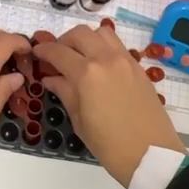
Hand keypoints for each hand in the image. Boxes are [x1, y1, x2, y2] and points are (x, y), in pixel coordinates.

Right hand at [33, 25, 183, 185]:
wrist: (151, 156)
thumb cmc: (110, 145)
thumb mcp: (80, 121)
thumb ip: (65, 93)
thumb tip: (51, 78)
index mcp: (87, 74)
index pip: (59, 52)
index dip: (44, 51)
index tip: (36, 53)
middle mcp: (106, 59)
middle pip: (80, 34)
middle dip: (64, 41)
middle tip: (57, 57)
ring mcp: (125, 61)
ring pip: (102, 32)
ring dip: (87, 39)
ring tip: (80, 56)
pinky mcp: (139, 68)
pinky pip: (117, 46)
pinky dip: (104, 47)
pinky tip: (99, 66)